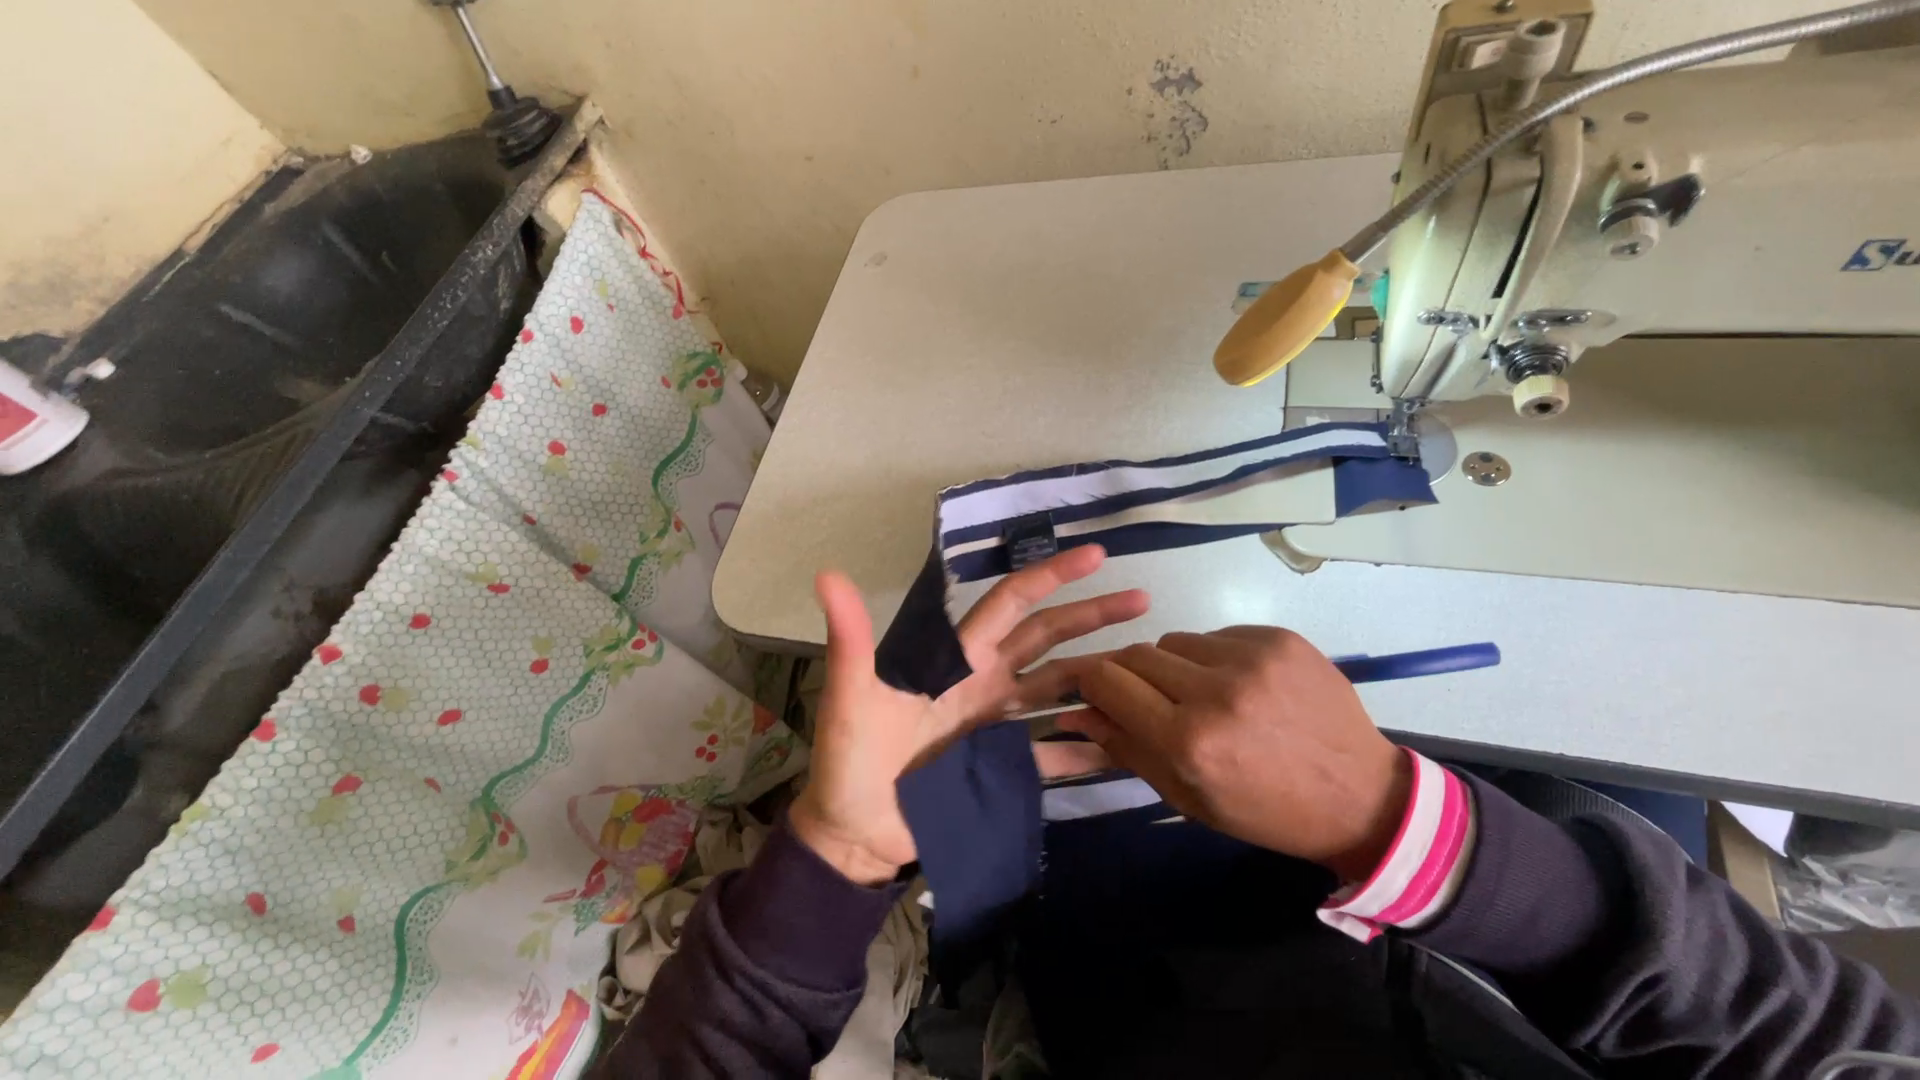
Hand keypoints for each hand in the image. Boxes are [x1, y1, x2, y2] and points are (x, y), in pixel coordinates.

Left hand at [790, 546, 1149, 884]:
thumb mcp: (850, 698)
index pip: (1010, 605)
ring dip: (1097, 676)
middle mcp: (983, 682)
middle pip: (1047, 638)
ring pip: (1058, 687)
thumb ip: (851, 640)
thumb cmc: (850, 761)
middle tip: (1143, 600)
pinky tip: (1122, 745)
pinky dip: (1085, 747)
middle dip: (1091, 616)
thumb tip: (827, 573)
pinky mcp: (1003, 766)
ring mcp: (996, 725)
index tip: (1095, 555)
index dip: (1050, 577)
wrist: (852, 833)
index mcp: (955, 659)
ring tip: (1144, 668)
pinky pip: (1052, 752)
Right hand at [1062, 626, 1410, 880]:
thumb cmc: (1264, 810)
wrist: (1359, 796)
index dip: (1092, 683)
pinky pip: (1217, 635)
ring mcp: (1252, 659)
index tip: (1096, 691)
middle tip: (1153, 701)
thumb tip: (1074, 710)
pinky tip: (1242, 686)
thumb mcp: (1186, 796)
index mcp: (1187, 741)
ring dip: (1176, 666)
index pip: (1107, 681)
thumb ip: (1126, 747)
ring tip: (1205, 696)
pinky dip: (1215, 657)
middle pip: (1136, 654)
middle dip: (1132, 676)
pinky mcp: (1280, 639)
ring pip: (1175, 640)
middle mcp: (1215, 692)